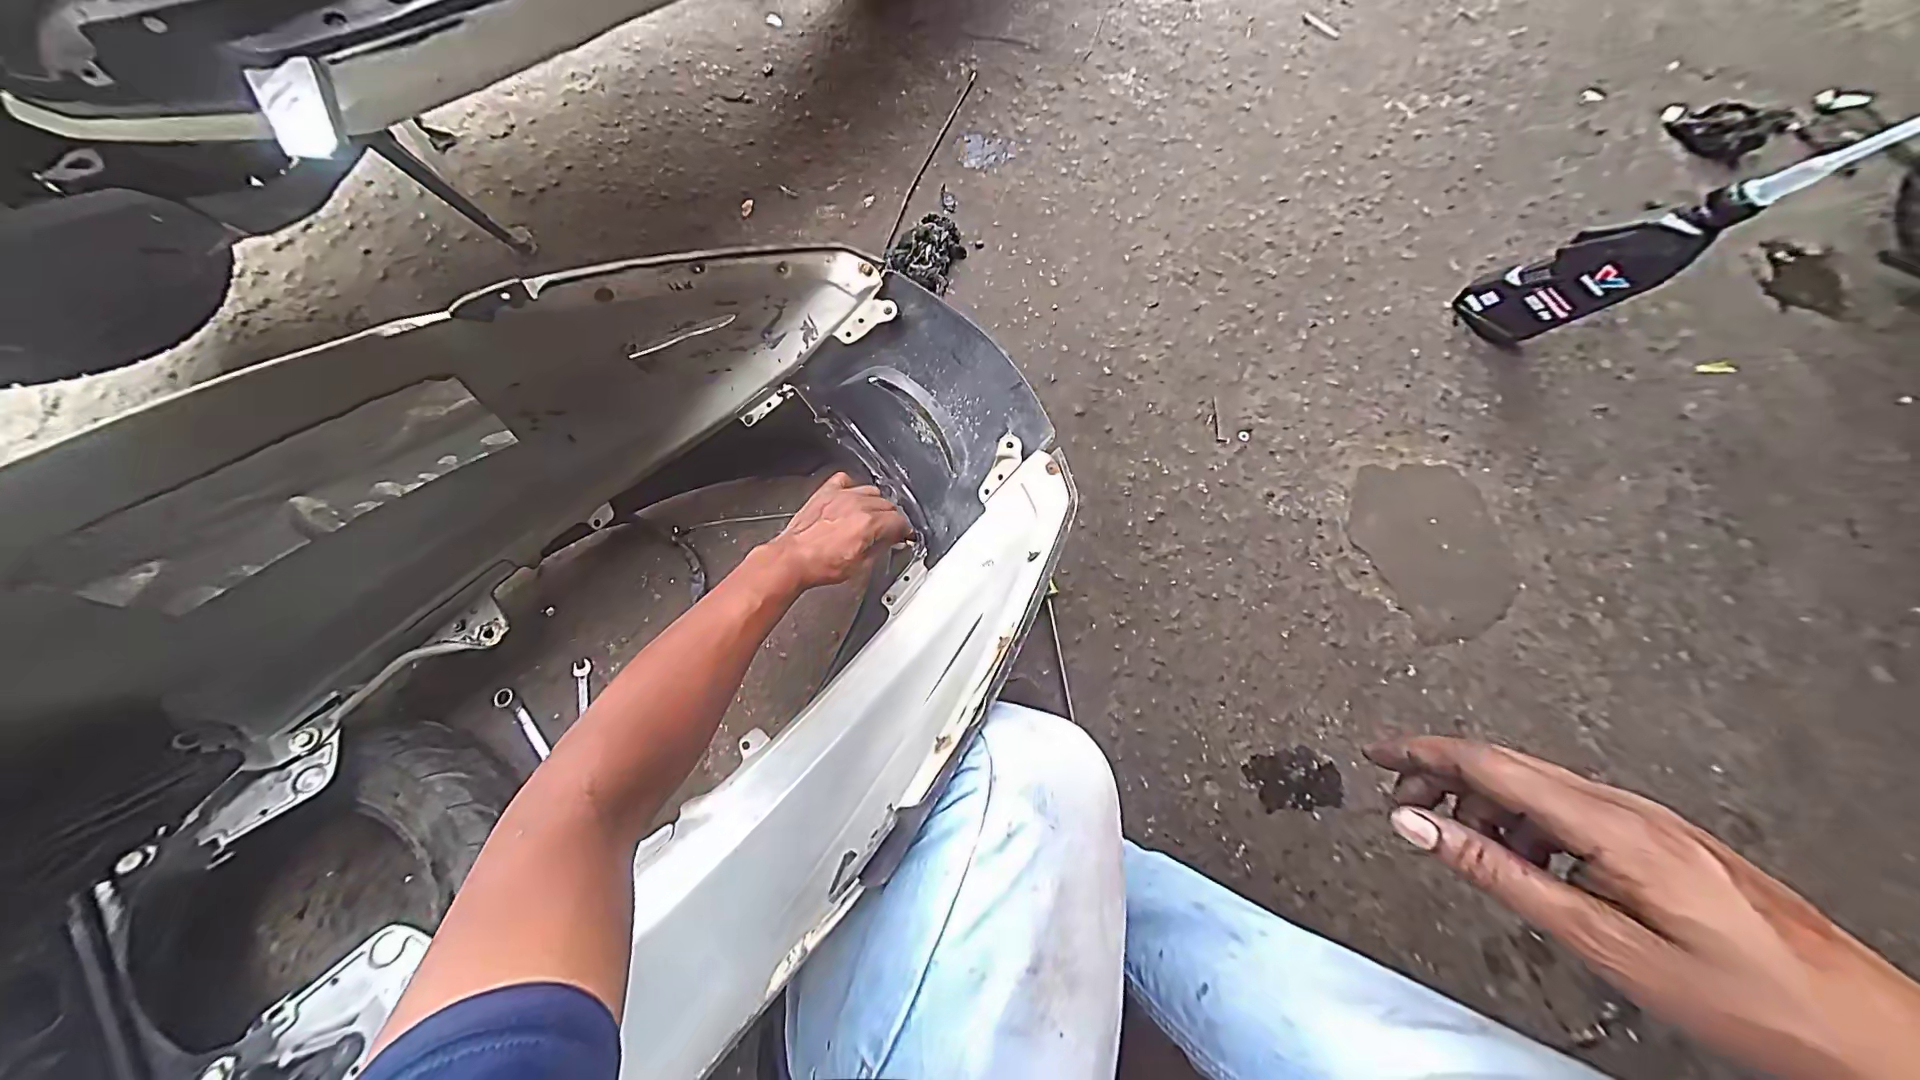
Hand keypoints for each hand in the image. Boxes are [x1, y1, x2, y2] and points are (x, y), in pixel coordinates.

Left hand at [762, 473, 911, 590]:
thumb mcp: (861, 565)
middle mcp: (857, 504)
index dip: (905, 531)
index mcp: (869, 522)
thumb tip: (890, 541)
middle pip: (888, 505)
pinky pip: (846, 481)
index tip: (904, 536)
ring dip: (876, 504)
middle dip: (892, 519)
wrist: (792, 559)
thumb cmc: (819, 564)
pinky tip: (852, 498)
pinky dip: (852, 488)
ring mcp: (841, 496)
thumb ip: (881, 547)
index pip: (899, 521)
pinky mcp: (825, 493)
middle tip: (890, 531)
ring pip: (871, 491)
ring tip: (873, 517)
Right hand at [1366, 736, 1919, 1079]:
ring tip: (1454, 838)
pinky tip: (1518, 856)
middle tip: (1400, 800)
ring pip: (1532, 785)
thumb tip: (1417, 826)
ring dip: (1478, 801)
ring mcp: (1646, 820)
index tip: (1377, 752)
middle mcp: (1627, 809)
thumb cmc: (1749, 999)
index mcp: (1610, 825)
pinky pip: (1565, 808)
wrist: (1875, 1039)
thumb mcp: (1597, 938)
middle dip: (1439, 774)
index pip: (1488, 763)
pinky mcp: (1657, 838)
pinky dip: (1520, 821)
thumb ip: (1495, 872)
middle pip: (1505, 765)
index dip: (1421, 751)